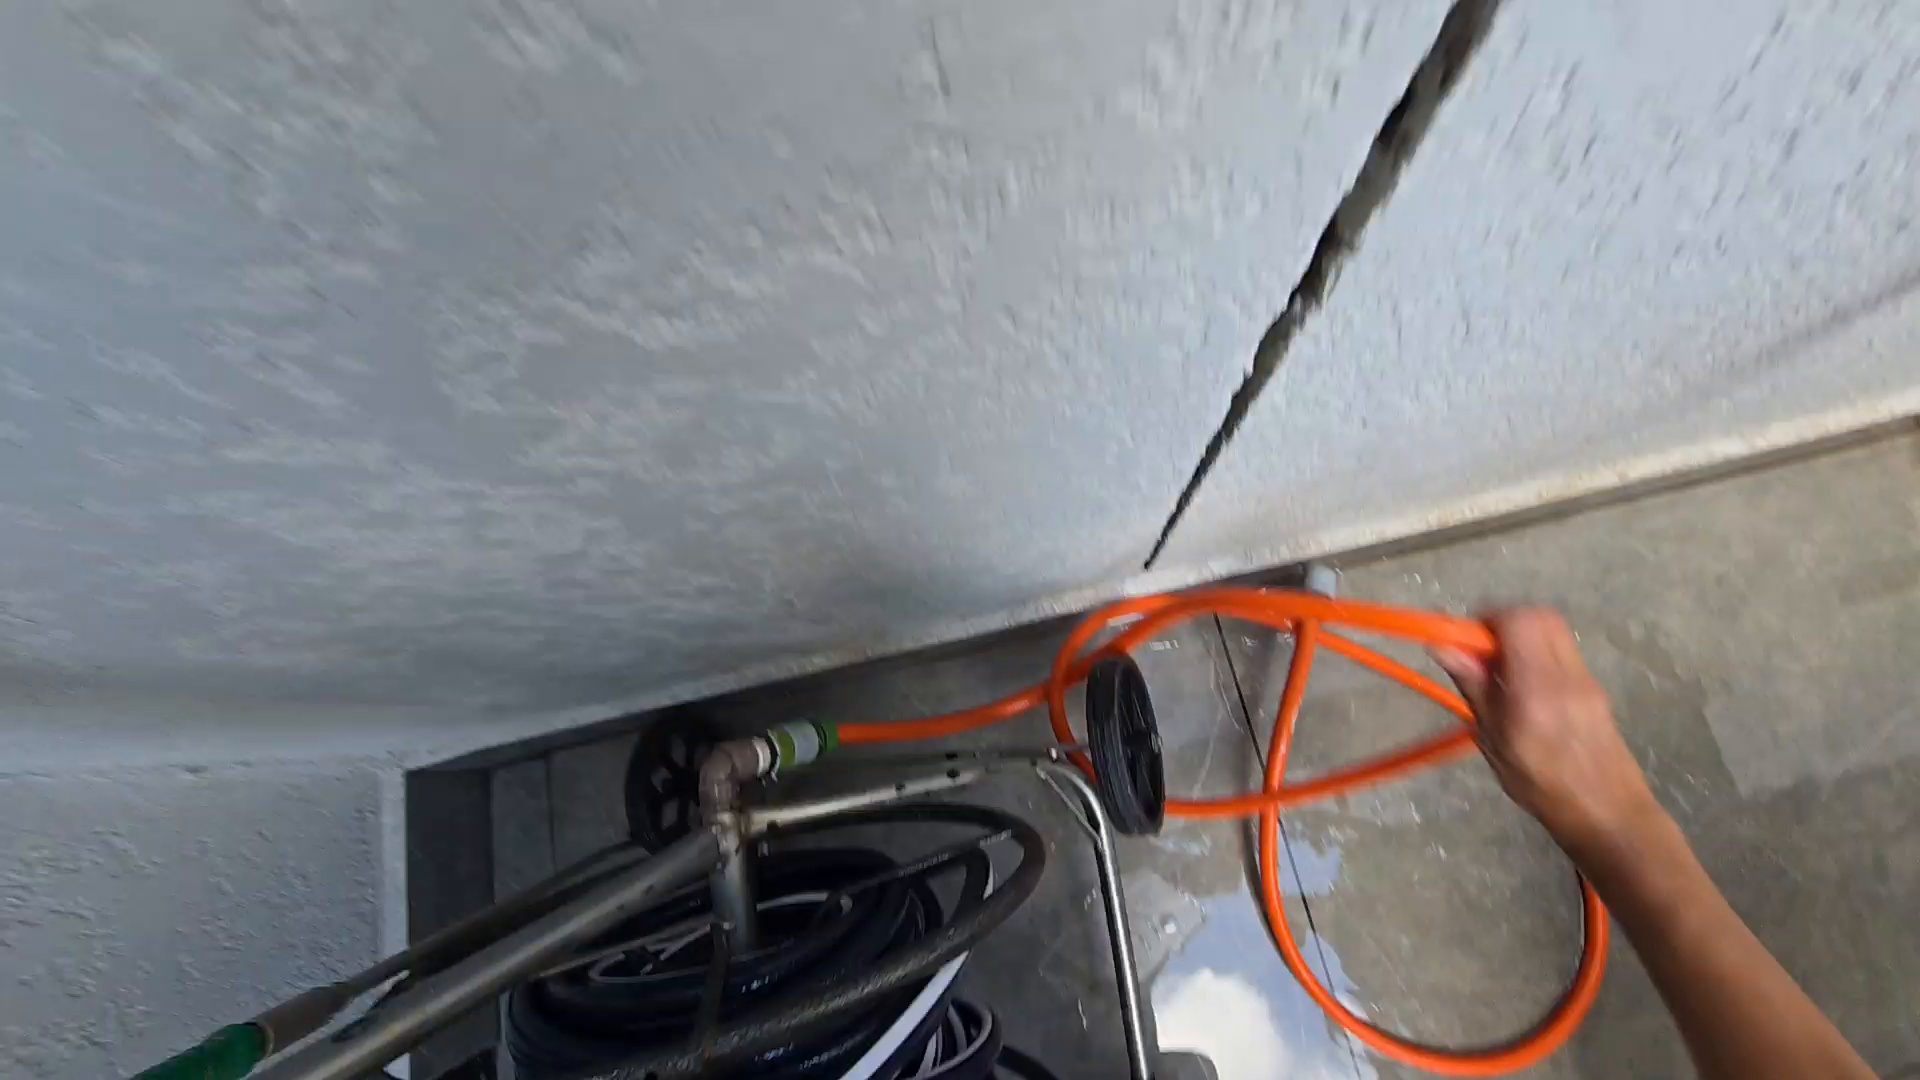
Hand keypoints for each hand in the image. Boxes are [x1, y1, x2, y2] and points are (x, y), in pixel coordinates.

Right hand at [1431, 608, 1665, 860]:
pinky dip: (1533, 652)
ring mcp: (1586, 680)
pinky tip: (1518, 686)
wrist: (1609, 815)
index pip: (1519, 622)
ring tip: (1495, 671)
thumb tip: (1441, 645)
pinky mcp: (1592, 688)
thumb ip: (1472, 685)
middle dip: (1502, 621)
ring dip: (1518, 636)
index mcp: (1539, 688)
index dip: (1485, 619)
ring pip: (1552, 630)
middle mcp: (1568, 675)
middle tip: (1477, 650)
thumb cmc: (1539, 784)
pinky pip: (1559, 650)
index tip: (1461, 640)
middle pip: (1540, 616)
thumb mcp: (1493, 737)